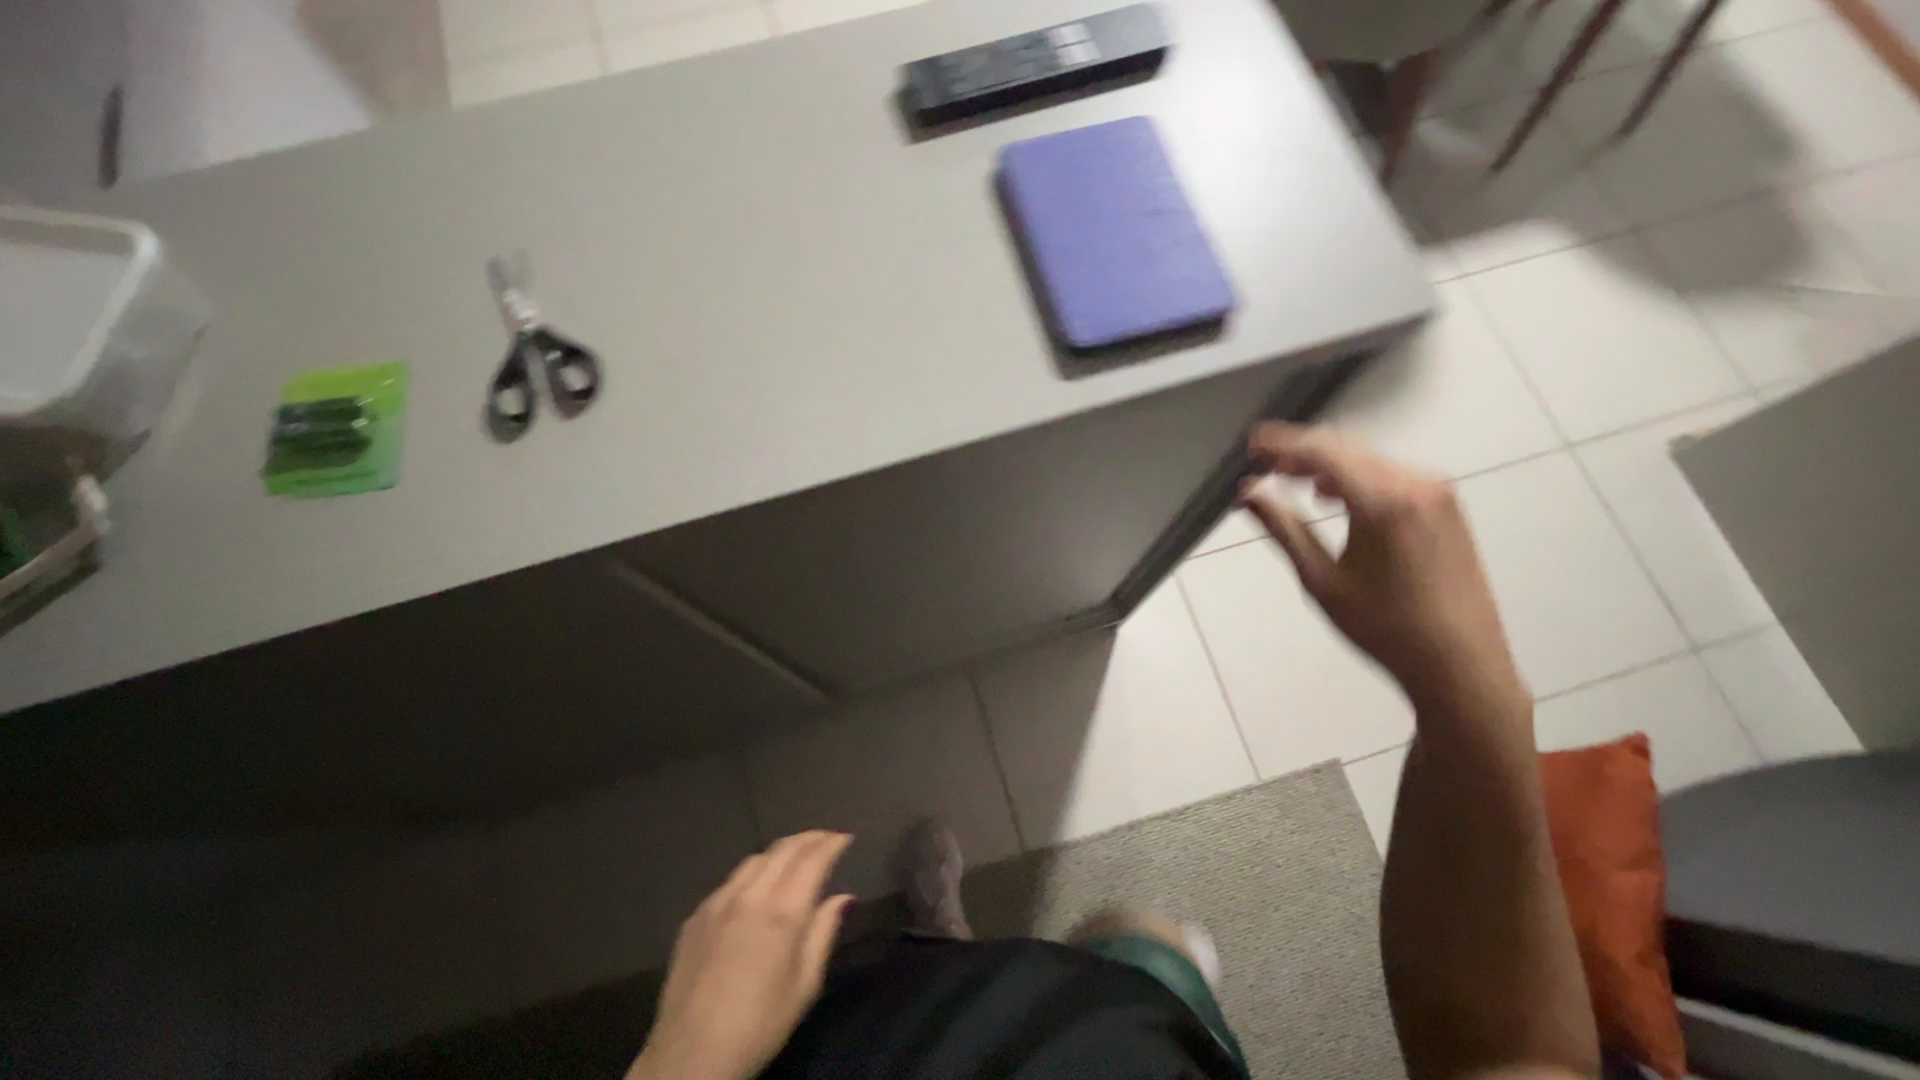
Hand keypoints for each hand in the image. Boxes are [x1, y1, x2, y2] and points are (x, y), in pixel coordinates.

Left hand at [627, 831, 854, 1079]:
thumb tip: (843, 897)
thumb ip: (824, 932)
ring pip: (754, 860)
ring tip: (794, 859)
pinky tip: (755, 890)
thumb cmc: (760, 1024)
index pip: (813, 859)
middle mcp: (750, 894)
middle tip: (826, 839)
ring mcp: (717, 902)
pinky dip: (752, 874)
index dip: (832, 843)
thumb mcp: (805, 984)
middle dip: (809, 839)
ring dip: (779, 853)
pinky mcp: (695, 916)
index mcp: (783, 910)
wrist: (692, 1054)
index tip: (846, 838)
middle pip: (783, 849)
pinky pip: (729, 882)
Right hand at [1240, 424, 1524, 709]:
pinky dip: (1359, 479)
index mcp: (1383, 500)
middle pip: (1347, 450)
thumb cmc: (1383, 627)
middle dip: (1304, 454)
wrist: (1459, 662)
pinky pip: (1393, 476)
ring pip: (1370, 462)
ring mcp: (1438, 493)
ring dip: (1331, 466)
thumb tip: (1248, 493)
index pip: (1323, 452)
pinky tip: (1339, 498)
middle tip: (1266, 466)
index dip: (1283, 444)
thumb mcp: (1322, 580)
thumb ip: (1283, 528)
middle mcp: (1415, 483)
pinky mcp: (1447, 506)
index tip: (1251, 444)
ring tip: (1296, 483)